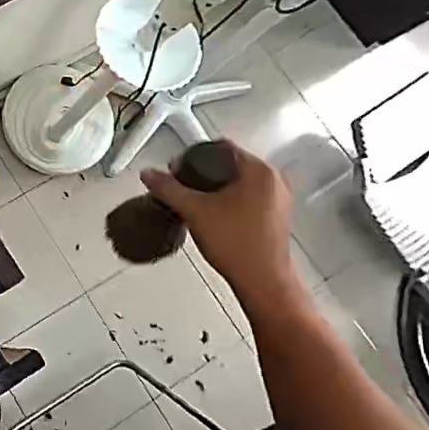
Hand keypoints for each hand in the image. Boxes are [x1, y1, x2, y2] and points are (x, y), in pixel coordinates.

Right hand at [140, 142, 295, 300]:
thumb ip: (169, 189)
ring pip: (240, 183)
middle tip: (184, 187)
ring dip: (217, 189)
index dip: (195, 155)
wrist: (262, 282)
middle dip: (204, 173)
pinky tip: (214, 218)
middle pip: (231, 164)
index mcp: (259, 171)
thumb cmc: (238, 247)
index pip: (222, 147)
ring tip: (196, 204)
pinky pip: (249, 200)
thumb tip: (150, 175)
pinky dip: (230, 203)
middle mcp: (274, 181)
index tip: (179, 168)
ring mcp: (278, 201)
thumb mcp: (195, 211)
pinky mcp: (276, 218)